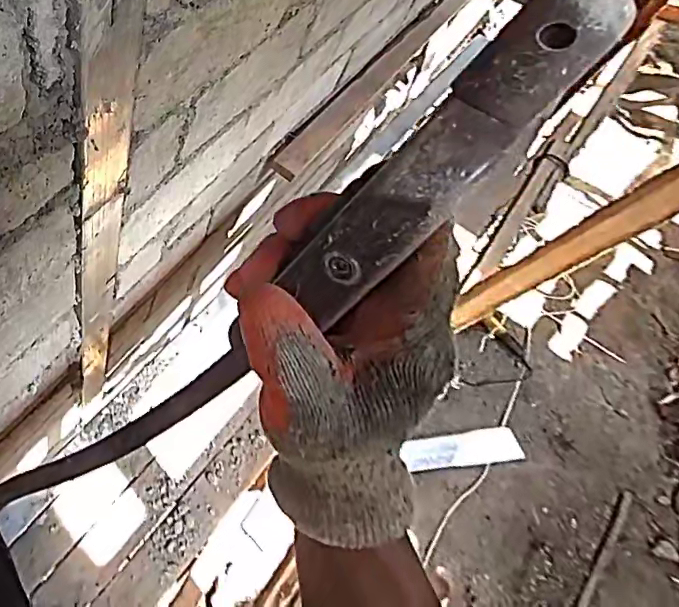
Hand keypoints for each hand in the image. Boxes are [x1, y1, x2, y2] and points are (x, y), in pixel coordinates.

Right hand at [225, 193, 457, 548]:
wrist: (328, 470)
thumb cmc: (334, 447)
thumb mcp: (307, 411)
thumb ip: (287, 354)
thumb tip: (264, 295)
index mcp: (413, 332)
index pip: (427, 247)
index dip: (391, 211)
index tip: (340, 208)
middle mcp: (399, 310)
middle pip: (370, 233)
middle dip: (314, 227)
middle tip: (277, 240)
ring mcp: (371, 305)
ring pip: (335, 242)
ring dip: (288, 249)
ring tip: (252, 280)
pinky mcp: (344, 303)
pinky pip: (315, 261)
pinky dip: (282, 264)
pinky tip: (258, 287)